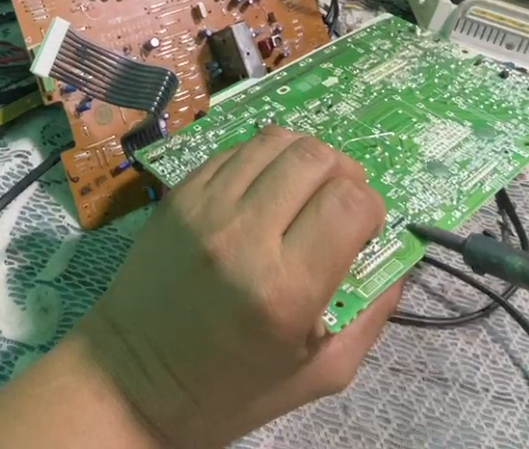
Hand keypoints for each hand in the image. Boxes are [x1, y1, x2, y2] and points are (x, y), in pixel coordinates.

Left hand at [72, 125, 400, 447]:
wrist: (135, 377)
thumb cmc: (231, 388)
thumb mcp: (320, 374)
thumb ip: (371, 313)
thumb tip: (394, 254)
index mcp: (284, 289)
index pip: (350, 203)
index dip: (371, 208)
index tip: (363, 228)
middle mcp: (243, 234)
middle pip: (316, 157)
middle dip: (344, 173)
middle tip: (340, 199)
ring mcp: (205, 205)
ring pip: (276, 139)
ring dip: (304, 156)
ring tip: (304, 186)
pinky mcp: (180, 191)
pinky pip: (237, 148)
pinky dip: (263, 159)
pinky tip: (263, 188)